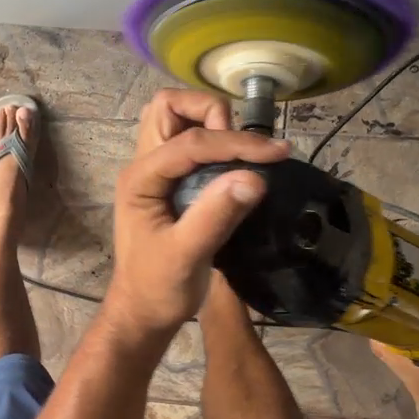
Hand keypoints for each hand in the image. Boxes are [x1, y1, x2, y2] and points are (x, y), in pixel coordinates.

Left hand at [104, 91, 288, 336]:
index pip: (189, 141)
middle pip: (170, 106)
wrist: (143, 312)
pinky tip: (241, 164)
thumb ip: (215, 216)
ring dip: (212, 123)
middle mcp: (144, 164)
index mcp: (140, 178)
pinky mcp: (171, 181)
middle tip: (243, 147)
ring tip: (246, 153)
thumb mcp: (186, 257)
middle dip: (210, 113)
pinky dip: (216, 141)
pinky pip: (190, 141)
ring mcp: (156, 171)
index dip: (234, 143)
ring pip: (178, 119)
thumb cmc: (159, 288)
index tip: (277, 154)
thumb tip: (253, 178)